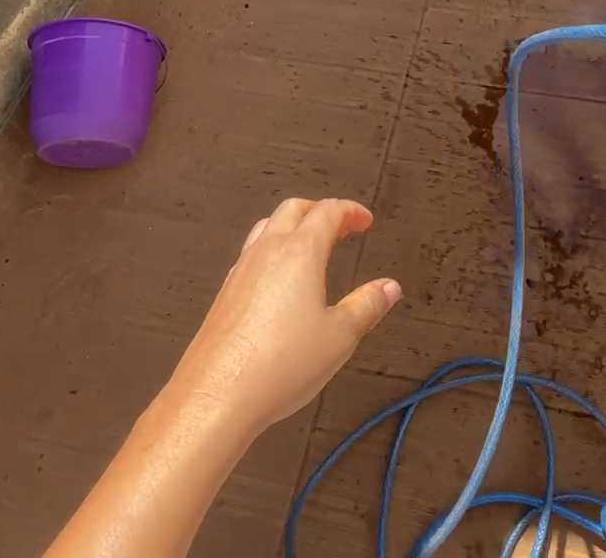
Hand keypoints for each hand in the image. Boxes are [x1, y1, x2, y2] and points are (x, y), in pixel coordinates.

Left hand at [168, 198, 399, 436]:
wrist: (216, 396)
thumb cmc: (280, 365)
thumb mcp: (339, 337)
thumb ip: (367, 306)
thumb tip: (389, 287)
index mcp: (299, 253)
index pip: (328, 212)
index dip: (350, 211)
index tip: (364, 220)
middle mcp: (267, 252)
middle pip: (293, 209)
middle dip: (320, 210)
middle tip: (342, 226)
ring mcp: (240, 271)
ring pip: (267, 227)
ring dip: (293, 226)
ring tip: (311, 245)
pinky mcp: (225, 294)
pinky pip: (250, 254)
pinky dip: (272, 250)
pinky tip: (279, 279)